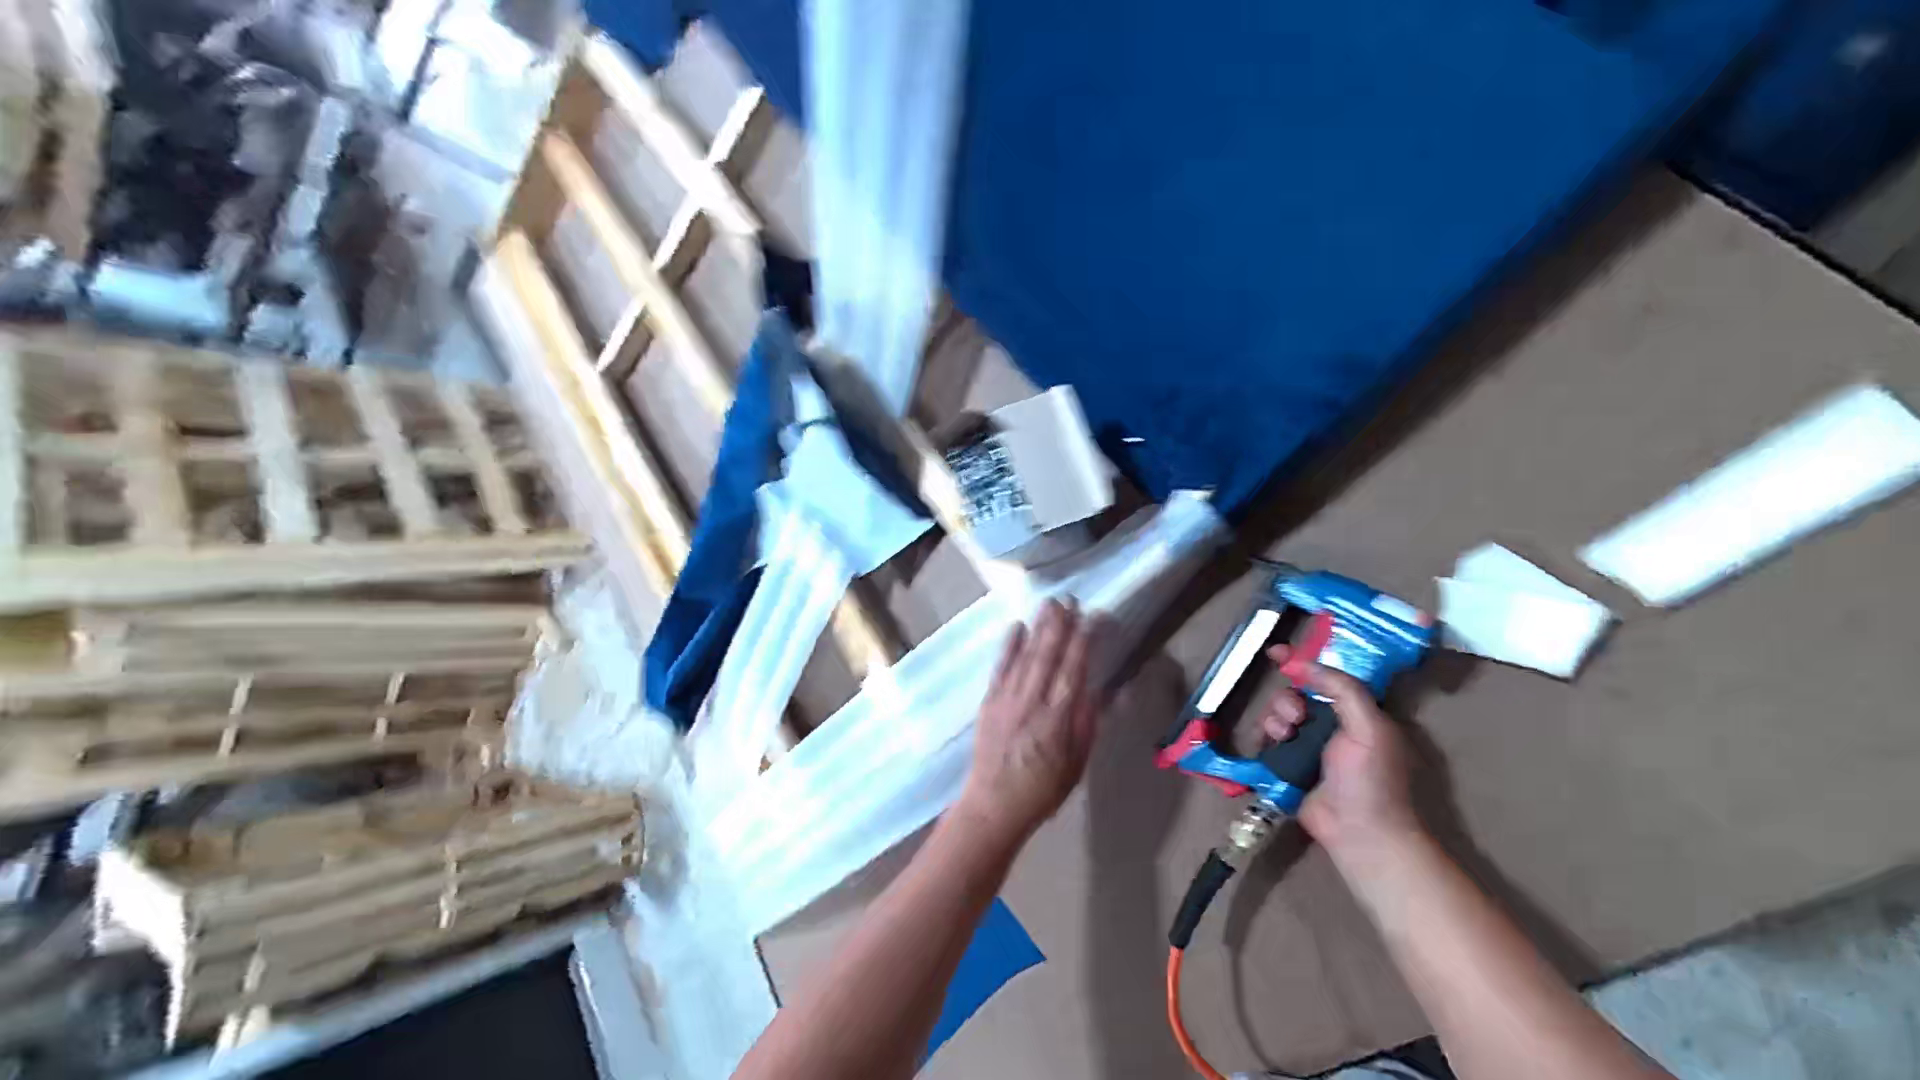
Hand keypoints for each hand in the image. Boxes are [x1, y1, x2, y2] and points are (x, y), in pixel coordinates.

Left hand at [956, 599, 1100, 844]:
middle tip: (1069, 599)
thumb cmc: (1043, 789)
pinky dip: (1008, 647)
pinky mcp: (989, 701)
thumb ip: (1089, 723)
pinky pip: (1000, 668)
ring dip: (1038, 628)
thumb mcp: (1077, 762)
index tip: (1094, 617)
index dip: (1085, 641)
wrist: (994, 805)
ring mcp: (1007, 699)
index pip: (1075, 669)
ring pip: (1026, 656)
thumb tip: (1108, 690)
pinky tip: (1016, 627)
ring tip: (1049, 604)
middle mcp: (1033, 701)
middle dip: (1061, 625)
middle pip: (1049, 656)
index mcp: (1059, 718)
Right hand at [1259, 646, 1423, 860]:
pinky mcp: (1287, 765)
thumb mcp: (1369, 726)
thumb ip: (1342, 689)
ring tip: (1285, 737)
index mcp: (1356, 713)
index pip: (1327, 676)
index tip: (1275, 652)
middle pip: (1295, 694)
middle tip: (1295, 718)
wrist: (1359, 832)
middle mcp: (1330, 725)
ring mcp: (1306, 746)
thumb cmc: (1371, 778)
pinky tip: (1269, 746)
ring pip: (1277, 715)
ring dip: (1275, 719)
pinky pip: (1266, 740)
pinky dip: (1263, 738)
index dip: (1303, 660)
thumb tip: (1304, 664)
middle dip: (1287, 699)